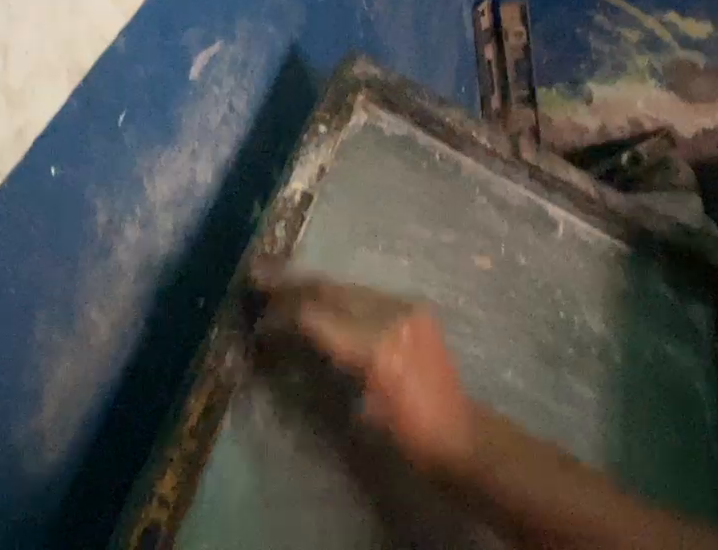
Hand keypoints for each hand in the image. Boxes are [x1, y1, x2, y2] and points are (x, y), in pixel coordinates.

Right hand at [250, 267, 476, 470]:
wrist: (460, 437)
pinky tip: (323, 298)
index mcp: (374, 348)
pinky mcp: (414, 305)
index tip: (257, 320)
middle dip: (290, 286)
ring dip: (313, 287)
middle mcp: (390, 315)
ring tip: (282, 283)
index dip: (280, 314)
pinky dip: (341, 296)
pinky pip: (366, 293)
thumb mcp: (353, 409)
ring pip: (346, 287)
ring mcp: (405, 305)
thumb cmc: (403, 438)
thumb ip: (319, 366)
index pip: (314, 315)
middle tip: (256, 278)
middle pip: (329, 290)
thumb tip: (283, 341)